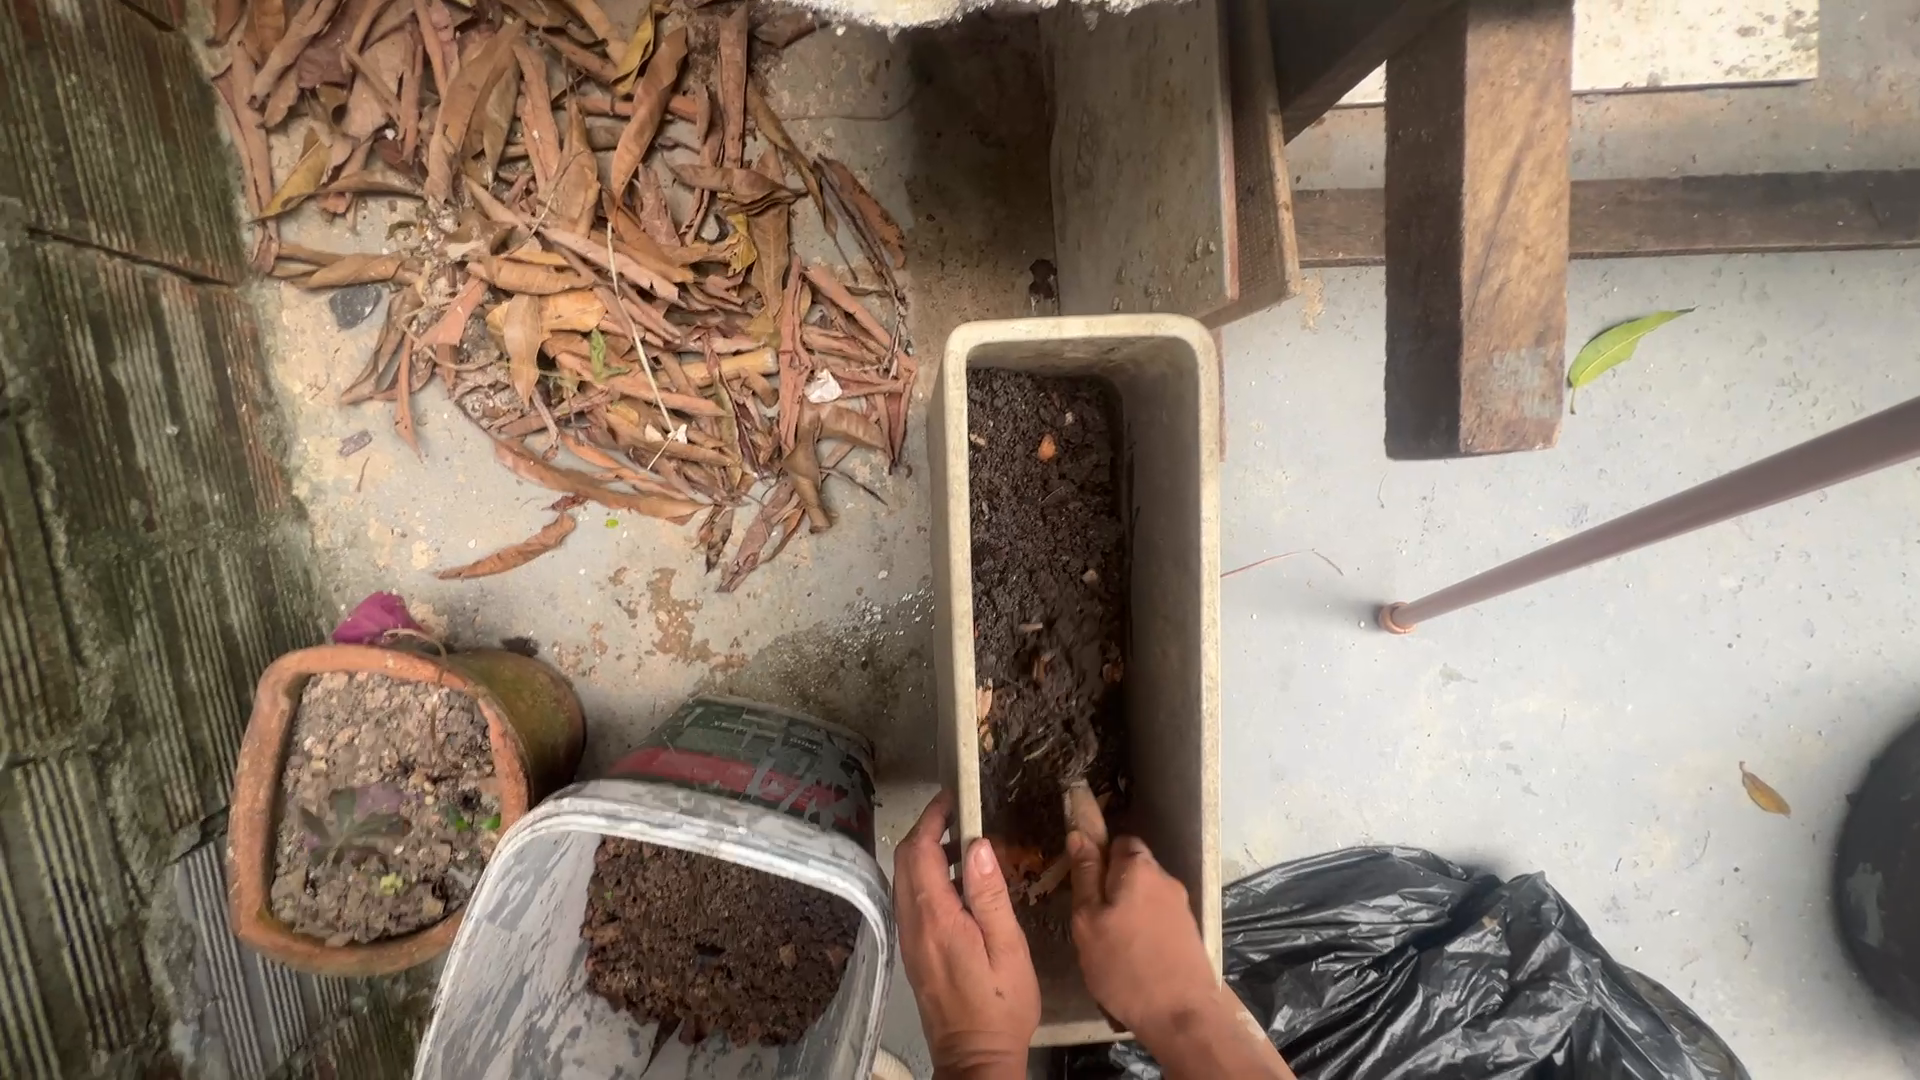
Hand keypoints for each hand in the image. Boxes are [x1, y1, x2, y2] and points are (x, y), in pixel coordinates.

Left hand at [894, 790, 1039, 1078]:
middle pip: (903, 858)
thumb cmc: (1000, 1006)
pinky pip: (910, 898)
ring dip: (925, 851)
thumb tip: (978, 846)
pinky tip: (956, 881)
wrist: (976, 1062)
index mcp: (935, 918)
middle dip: (926, 829)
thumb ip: (990, 895)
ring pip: (903, 877)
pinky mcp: (912, 950)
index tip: (952, 798)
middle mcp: (912, 923)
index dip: (932, 817)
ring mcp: (908, 938)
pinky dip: (925, 875)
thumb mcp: (1008, 949)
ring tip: (964, 844)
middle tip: (958, 814)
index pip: (919, 850)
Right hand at [1068, 831, 1293, 1078]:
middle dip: (1113, 888)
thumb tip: (1079, 834)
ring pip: (1145, 897)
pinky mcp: (1190, 934)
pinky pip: (1159, 920)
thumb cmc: (1124, 965)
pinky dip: (1146, 932)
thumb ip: (1084, 874)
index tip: (1086, 887)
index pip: (1118, 841)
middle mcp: (1165, 879)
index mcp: (1139, 867)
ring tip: (1113, 948)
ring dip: (1130, 912)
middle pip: (1133, 870)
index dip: (1099, 859)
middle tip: (1095, 922)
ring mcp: (1182, 907)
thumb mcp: (1088, 919)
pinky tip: (1135, 962)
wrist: (1182, 1018)